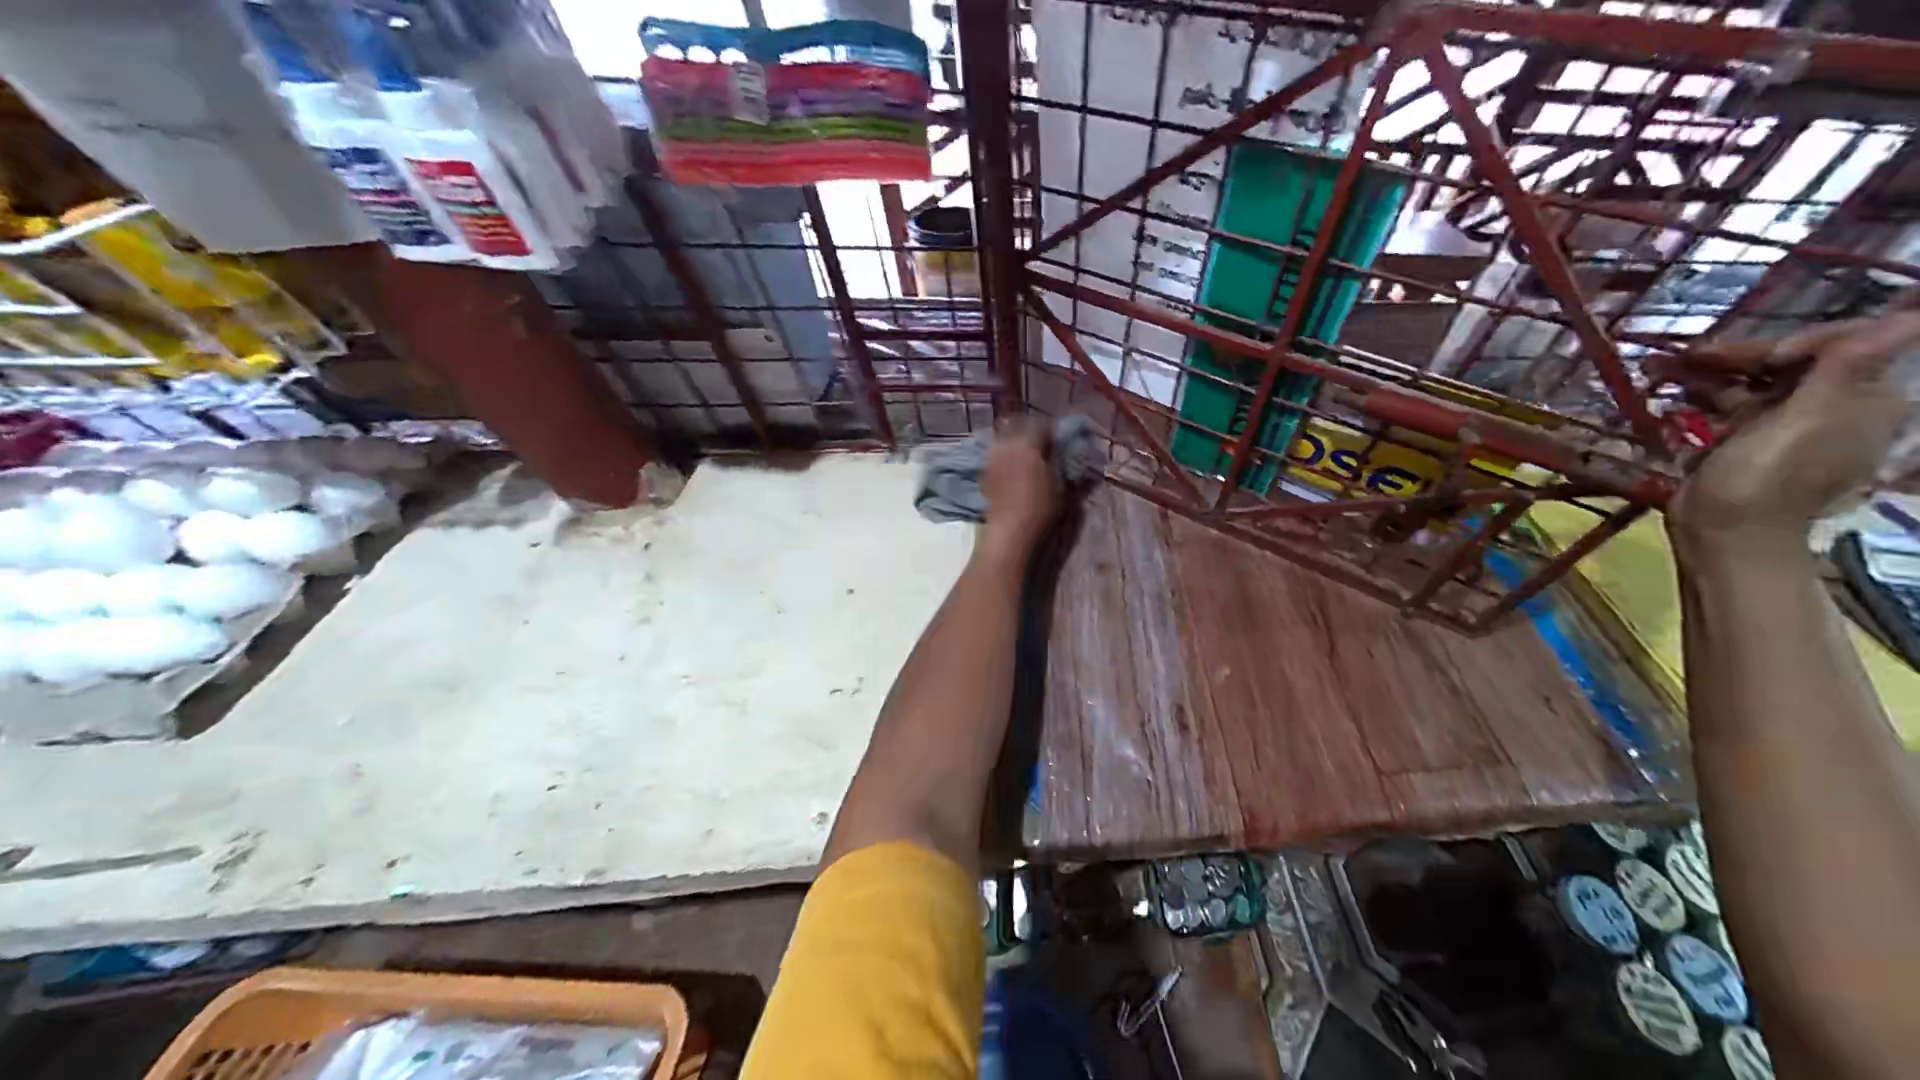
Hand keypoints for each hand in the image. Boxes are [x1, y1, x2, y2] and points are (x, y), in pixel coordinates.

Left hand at [978, 418, 1060, 563]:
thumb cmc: (1040, 507)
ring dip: (1014, 438)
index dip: (1051, 428)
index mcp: (1029, 444)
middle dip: (1029, 428)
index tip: (1056, 435)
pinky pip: (995, 451)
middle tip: (1040, 438)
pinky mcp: (985, 470)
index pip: (1041, 424)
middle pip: (1017, 424)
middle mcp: (1008, 444)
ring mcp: (993, 456)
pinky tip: (1011, 463)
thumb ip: (1056, 458)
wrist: (1010, 529)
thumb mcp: (1058, 482)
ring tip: (1024, 450)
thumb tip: (1055, 445)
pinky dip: (1004, 452)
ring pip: (1004, 436)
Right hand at [1661, 308, 1919, 547]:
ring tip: (1656, 368)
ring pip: (1750, 386)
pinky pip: (1725, 411)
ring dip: (1707, 374)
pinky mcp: (1743, 444)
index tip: (1758, 358)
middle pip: (1789, 364)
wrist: (1726, 534)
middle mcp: (1829, 408)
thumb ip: (1848, 368)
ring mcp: (1782, 428)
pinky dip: (1697, 400)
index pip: (1842, 346)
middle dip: (1739, 356)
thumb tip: (1908, 318)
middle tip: (1685, 354)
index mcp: (1862, 400)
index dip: (1797, 343)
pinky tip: (1667, 396)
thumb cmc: (1766, 478)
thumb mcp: (1808, 419)